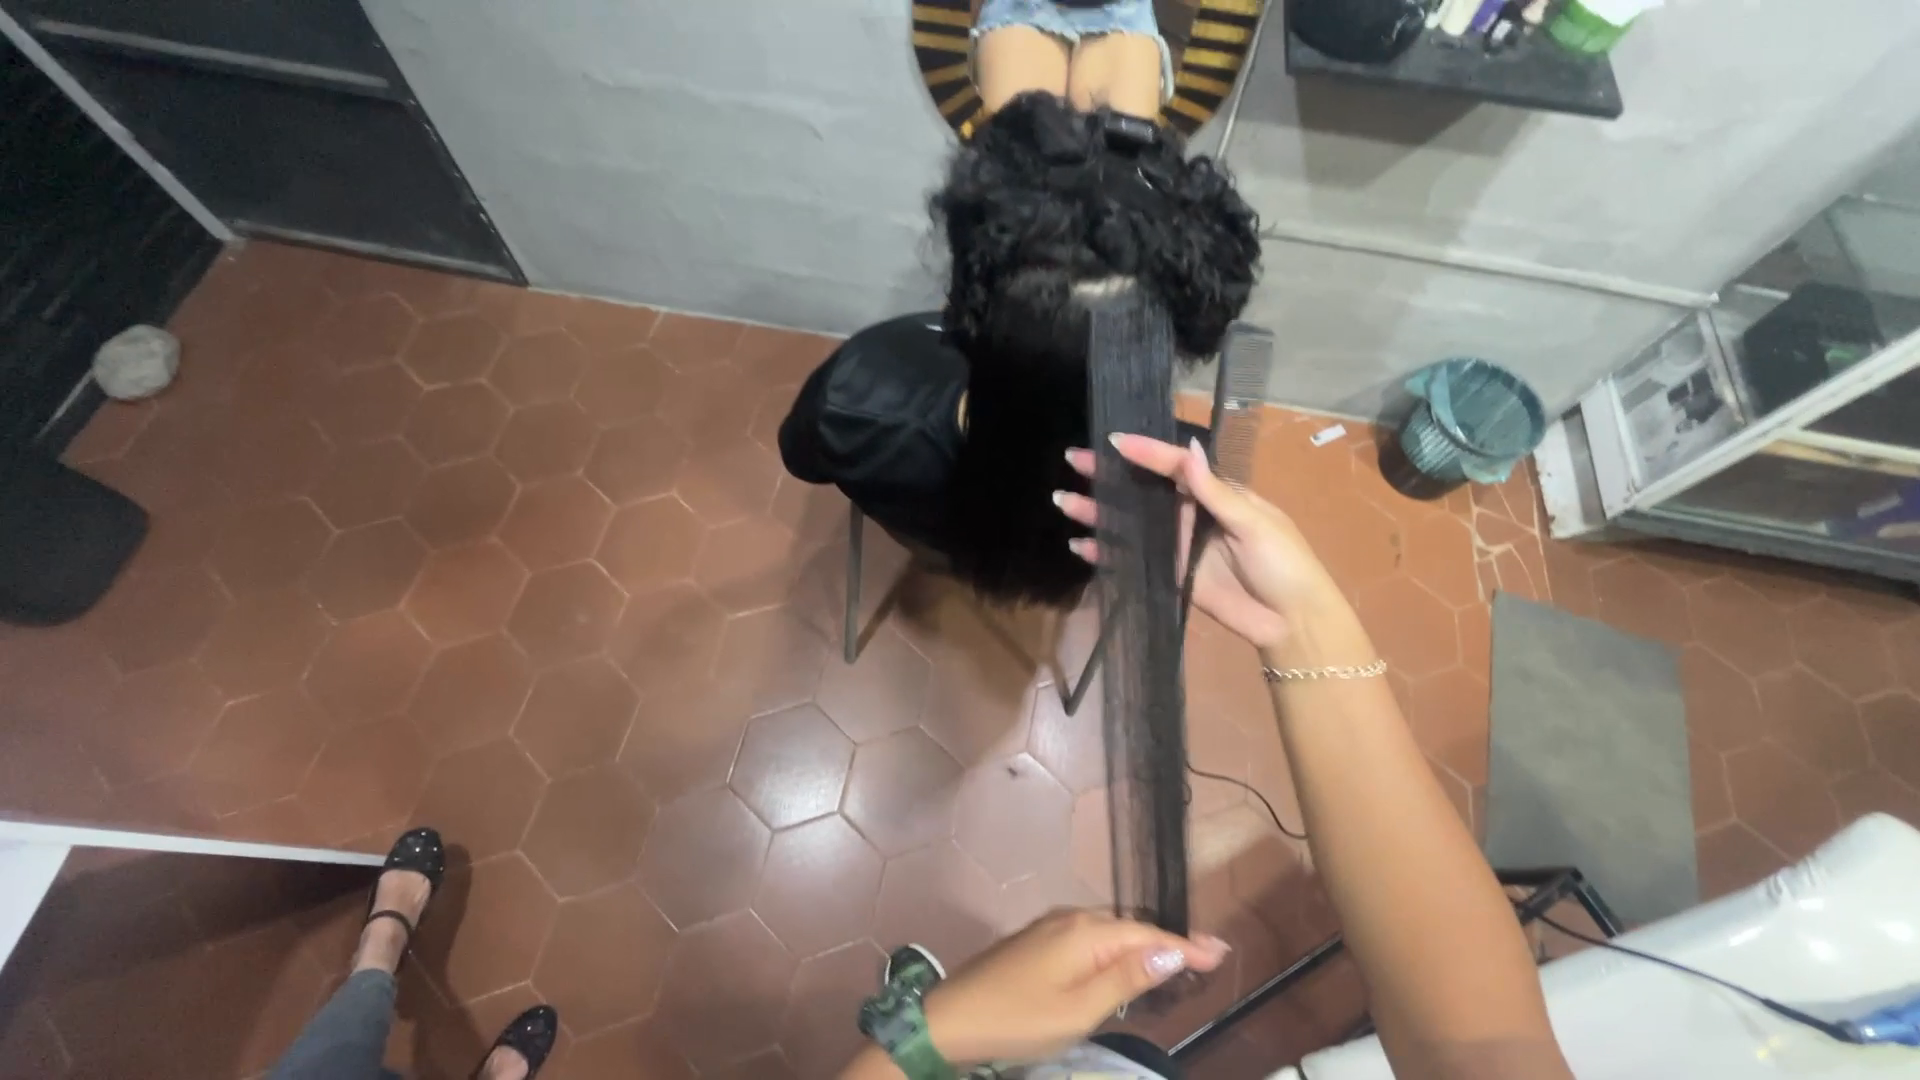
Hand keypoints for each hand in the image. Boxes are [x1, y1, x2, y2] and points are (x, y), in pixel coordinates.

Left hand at [923, 909, 1228, 1066]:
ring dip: (1142, 944)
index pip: (1147, 935)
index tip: (1221, 952)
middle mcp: (1070, 919)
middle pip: (1130, 927)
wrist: (951, 1017)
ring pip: (1109, 931)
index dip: (1185, 945)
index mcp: (1085, 932)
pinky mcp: (1038, 940)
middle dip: (1168, 942)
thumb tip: (1171, 951)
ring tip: (1175, 961)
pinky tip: (1122, 963)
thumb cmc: (1020, 1019)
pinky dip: (1115, 949)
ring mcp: (1050, 927)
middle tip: (1206, 958)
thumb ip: (1126, 978)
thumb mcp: (1079, 1009)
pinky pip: (1089, 938)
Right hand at [1058, 434, 1342, 649]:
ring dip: (1097, 512)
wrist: (1290, 620)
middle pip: (1142, 490)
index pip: (1173, 466)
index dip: (1145, 452)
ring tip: (1063, 501)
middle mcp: (1189, 515)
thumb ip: (1216, 492)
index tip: (1113, 441)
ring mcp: (1176, 545)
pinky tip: (1079, 545)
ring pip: (1129, 523)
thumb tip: (1189, 450)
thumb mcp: (1255, 523)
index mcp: (1215, 494)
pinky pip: (1131, 559)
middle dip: (1107, 475)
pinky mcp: (1168, 575)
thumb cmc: (1283, 563)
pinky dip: (1105, 554)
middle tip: (1073, 460)